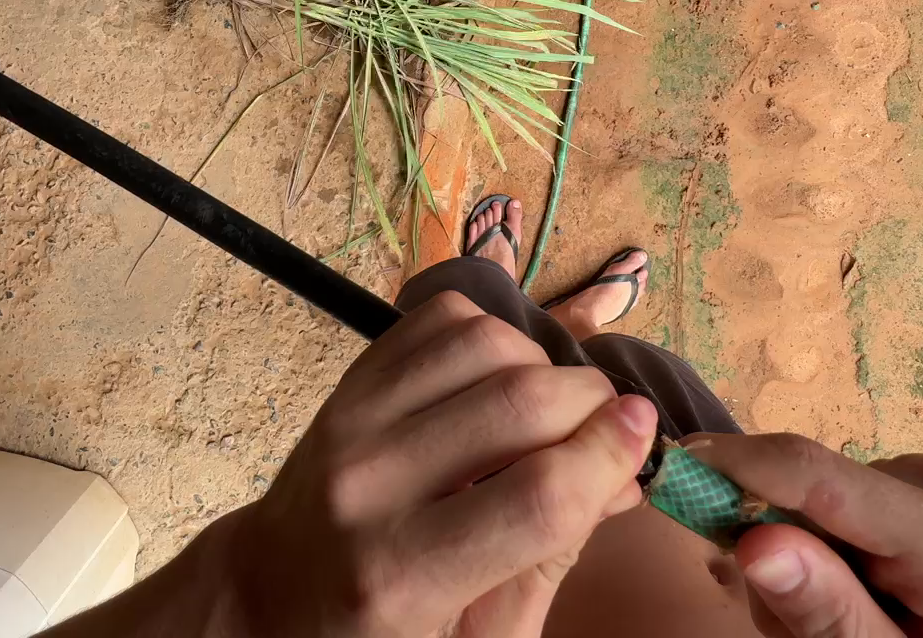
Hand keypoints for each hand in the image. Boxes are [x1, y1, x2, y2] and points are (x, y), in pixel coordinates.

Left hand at [224, 290, 656, 637]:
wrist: (276, 585)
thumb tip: (624, 471)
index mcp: (401, 577)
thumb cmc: (382, 632)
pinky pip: (440, 317)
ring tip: (547, 404)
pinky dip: (490, 330)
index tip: (645, 431)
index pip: (537, 497)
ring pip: (482, 342)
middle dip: (588, 403)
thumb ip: (553, 555)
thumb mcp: (477, 637)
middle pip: (517, 403)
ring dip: (539, 363)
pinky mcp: (352, 376)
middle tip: (608, 421)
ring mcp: (352, 415)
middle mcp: (369, 484)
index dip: (608, 455)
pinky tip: (497, 373)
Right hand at [684, 433, 922, 637]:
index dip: (734, 461)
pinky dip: (822, 560)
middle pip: (809, 493)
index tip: (667, 464)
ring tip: (825, 633)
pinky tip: (841, 609)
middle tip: (775, 627)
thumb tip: (750, 541)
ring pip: (817, 505)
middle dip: (771, 548)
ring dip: (797, 564)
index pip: (817, 472)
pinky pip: (842, 513)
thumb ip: (832, 618)